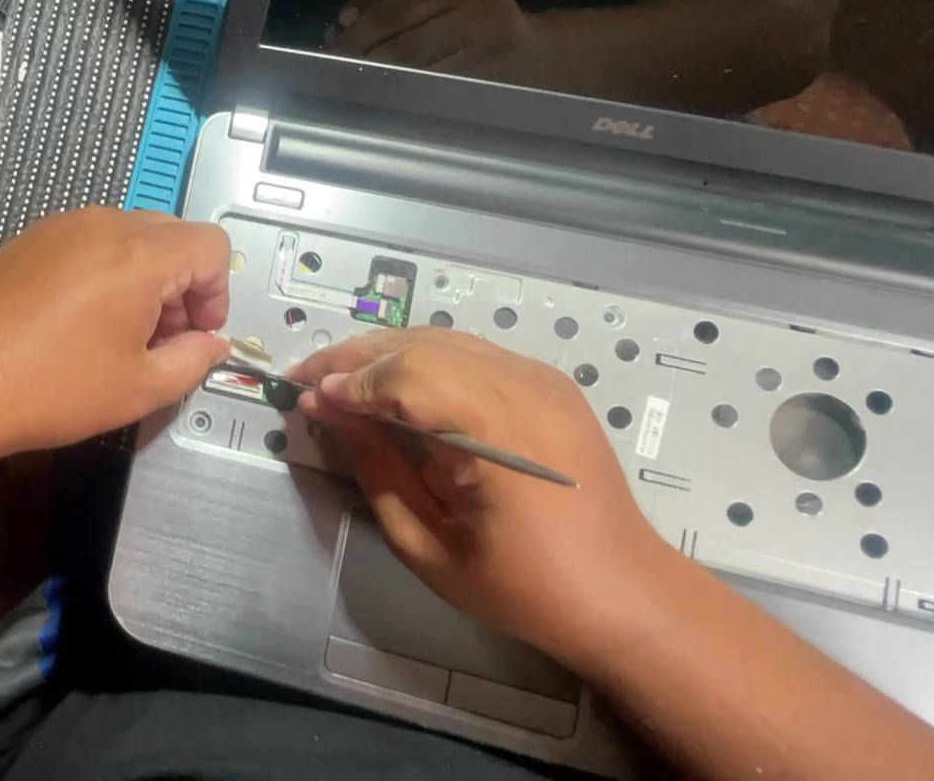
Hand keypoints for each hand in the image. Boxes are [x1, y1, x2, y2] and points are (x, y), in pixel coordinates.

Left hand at [0, 207, 231, 469]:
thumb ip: (191, 361)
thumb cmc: (46, 390)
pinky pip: (87, 242)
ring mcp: (58, 227)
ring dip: (143, 279)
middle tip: (159, 340)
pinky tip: (74, 322)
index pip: (210, 245)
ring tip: (115, 335)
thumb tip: (212, 345)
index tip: (195, 336)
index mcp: (136, 254)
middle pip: (172, 236)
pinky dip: (103, 272)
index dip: (217, 293)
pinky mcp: (27, 241)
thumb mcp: (135, 390)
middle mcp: (100, 224)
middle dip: (182, 286)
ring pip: (128, 238)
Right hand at [292, 327, 677, 661]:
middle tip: (309, 377)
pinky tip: (391, 380)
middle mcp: (525, 388)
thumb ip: (371, 465)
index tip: (306, 397)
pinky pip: (467, 349)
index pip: (407, 375)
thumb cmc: (522, 586)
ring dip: (383, 351)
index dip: (350, 380)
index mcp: (501, 433)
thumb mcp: (425, 542)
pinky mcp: (546, 381)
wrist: (627, 596)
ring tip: (339, 376)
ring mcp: (541, 378)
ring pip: (441, 338)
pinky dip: (419, 356)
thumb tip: (323, 407)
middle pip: (420, 345)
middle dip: (356, 356)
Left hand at [329, 0, 536, 68]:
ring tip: (349, 78)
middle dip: (358, 41)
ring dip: (372, 66)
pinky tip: (381, 93)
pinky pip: (428, 80)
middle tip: (333, 62)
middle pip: (398, 15)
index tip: (338, 30)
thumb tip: (344, 20)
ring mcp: (482, 34)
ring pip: (410, 50)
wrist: (529, 52)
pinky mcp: (484, 70)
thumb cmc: (471, 15)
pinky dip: (398, 87)